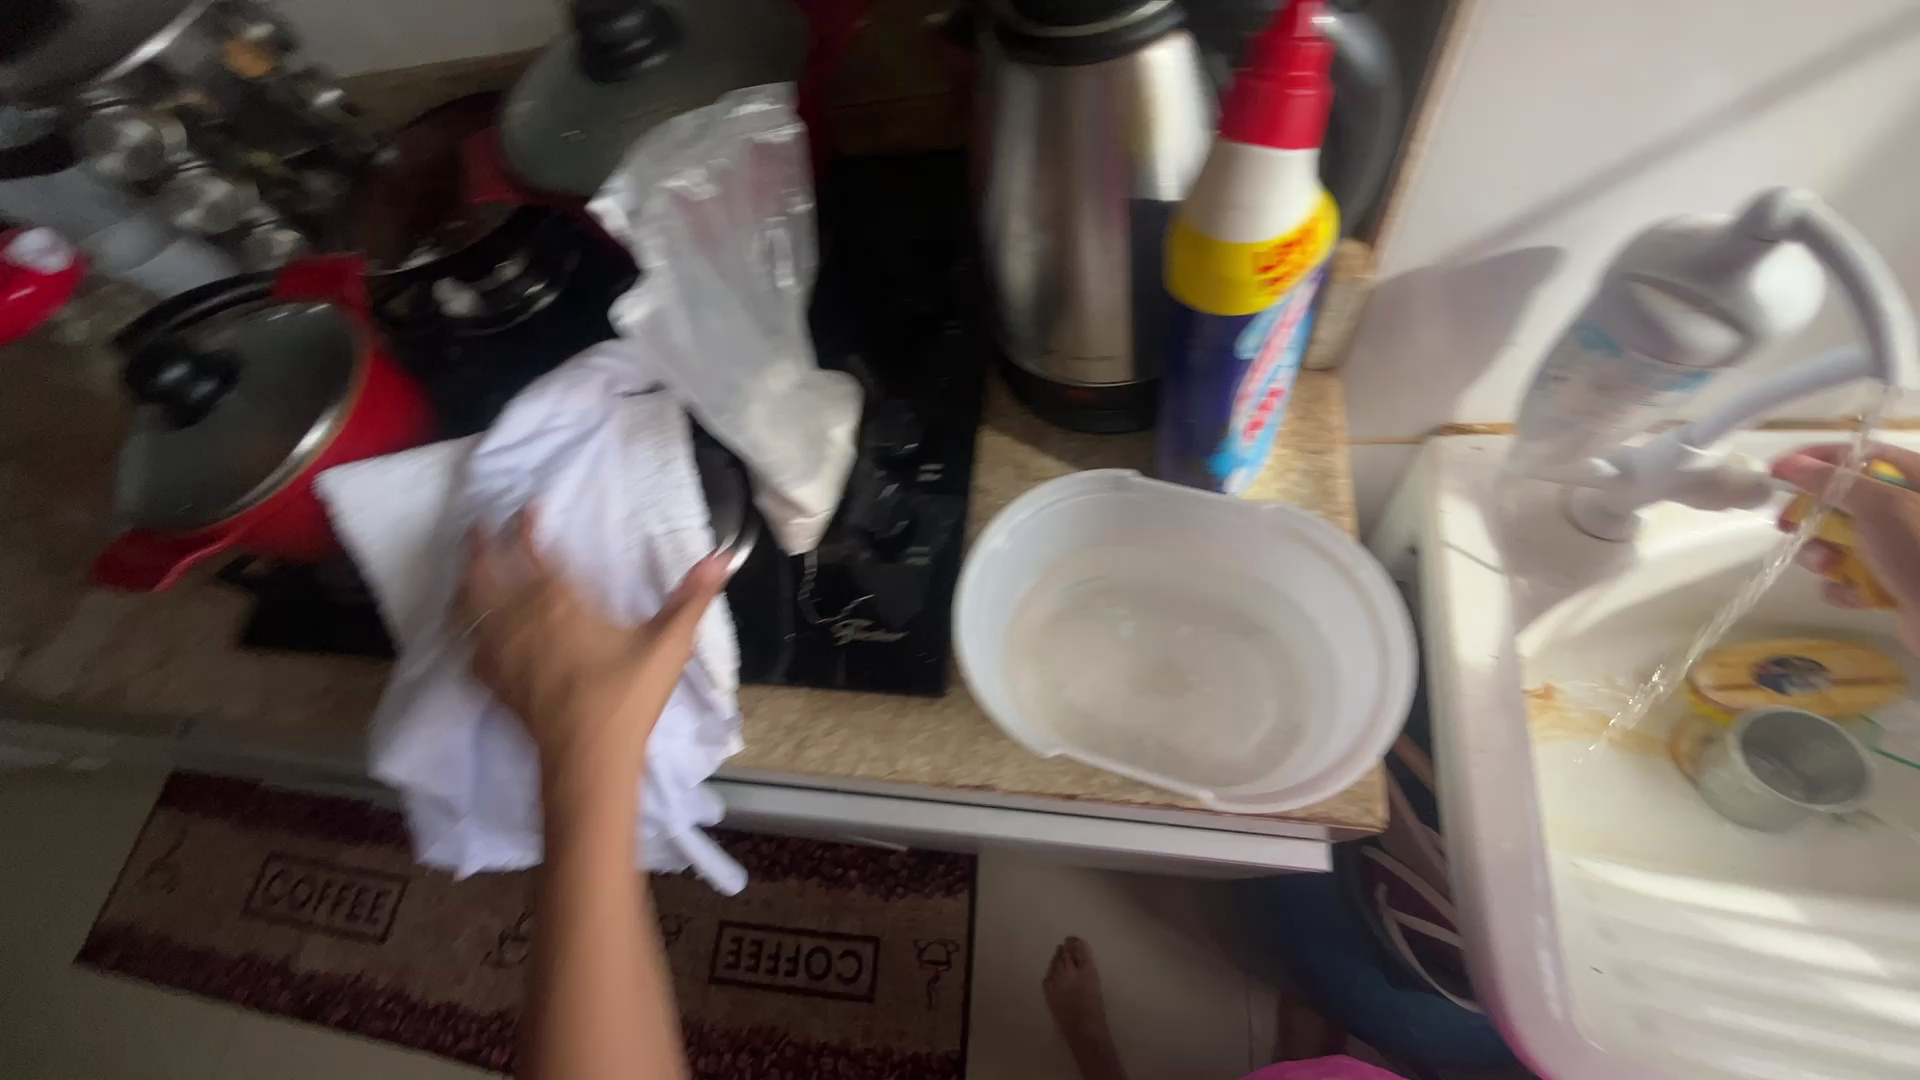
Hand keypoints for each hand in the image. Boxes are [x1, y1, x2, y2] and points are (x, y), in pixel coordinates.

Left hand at [456, 511, 728, 799]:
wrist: (587, 758)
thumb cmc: (627, 695)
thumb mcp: (669, 643)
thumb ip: (693, 597)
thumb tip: (724, 555)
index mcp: (559, 604)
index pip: (533, 554)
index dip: (526, 527)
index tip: (527, 507)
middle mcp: (520, 621)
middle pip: (486, 574)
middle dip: (481, 546)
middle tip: (479, 525)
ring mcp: (501, 653)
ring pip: (469, 607)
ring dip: (466, 582)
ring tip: (469, 568)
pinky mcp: (494, 683)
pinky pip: (470, 646)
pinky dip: (468, 629)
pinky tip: (476, 631)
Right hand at [1772, 443, 1919, 652]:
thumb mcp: (1883, 507)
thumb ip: (1834, 482)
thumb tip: (1789, 463)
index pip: (1864, 455)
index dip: (1818, 459)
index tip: (1777, 471)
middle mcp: (1911, 512)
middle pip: (1842, 501)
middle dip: (1812, 518)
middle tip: (1791, 526)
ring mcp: (1903, 548)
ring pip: (1836, 540)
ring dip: (1822, 556)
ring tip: (1833, 569)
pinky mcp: (1893, 580)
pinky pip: (1846, 574)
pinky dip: (1842, 584)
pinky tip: (1857, 593)